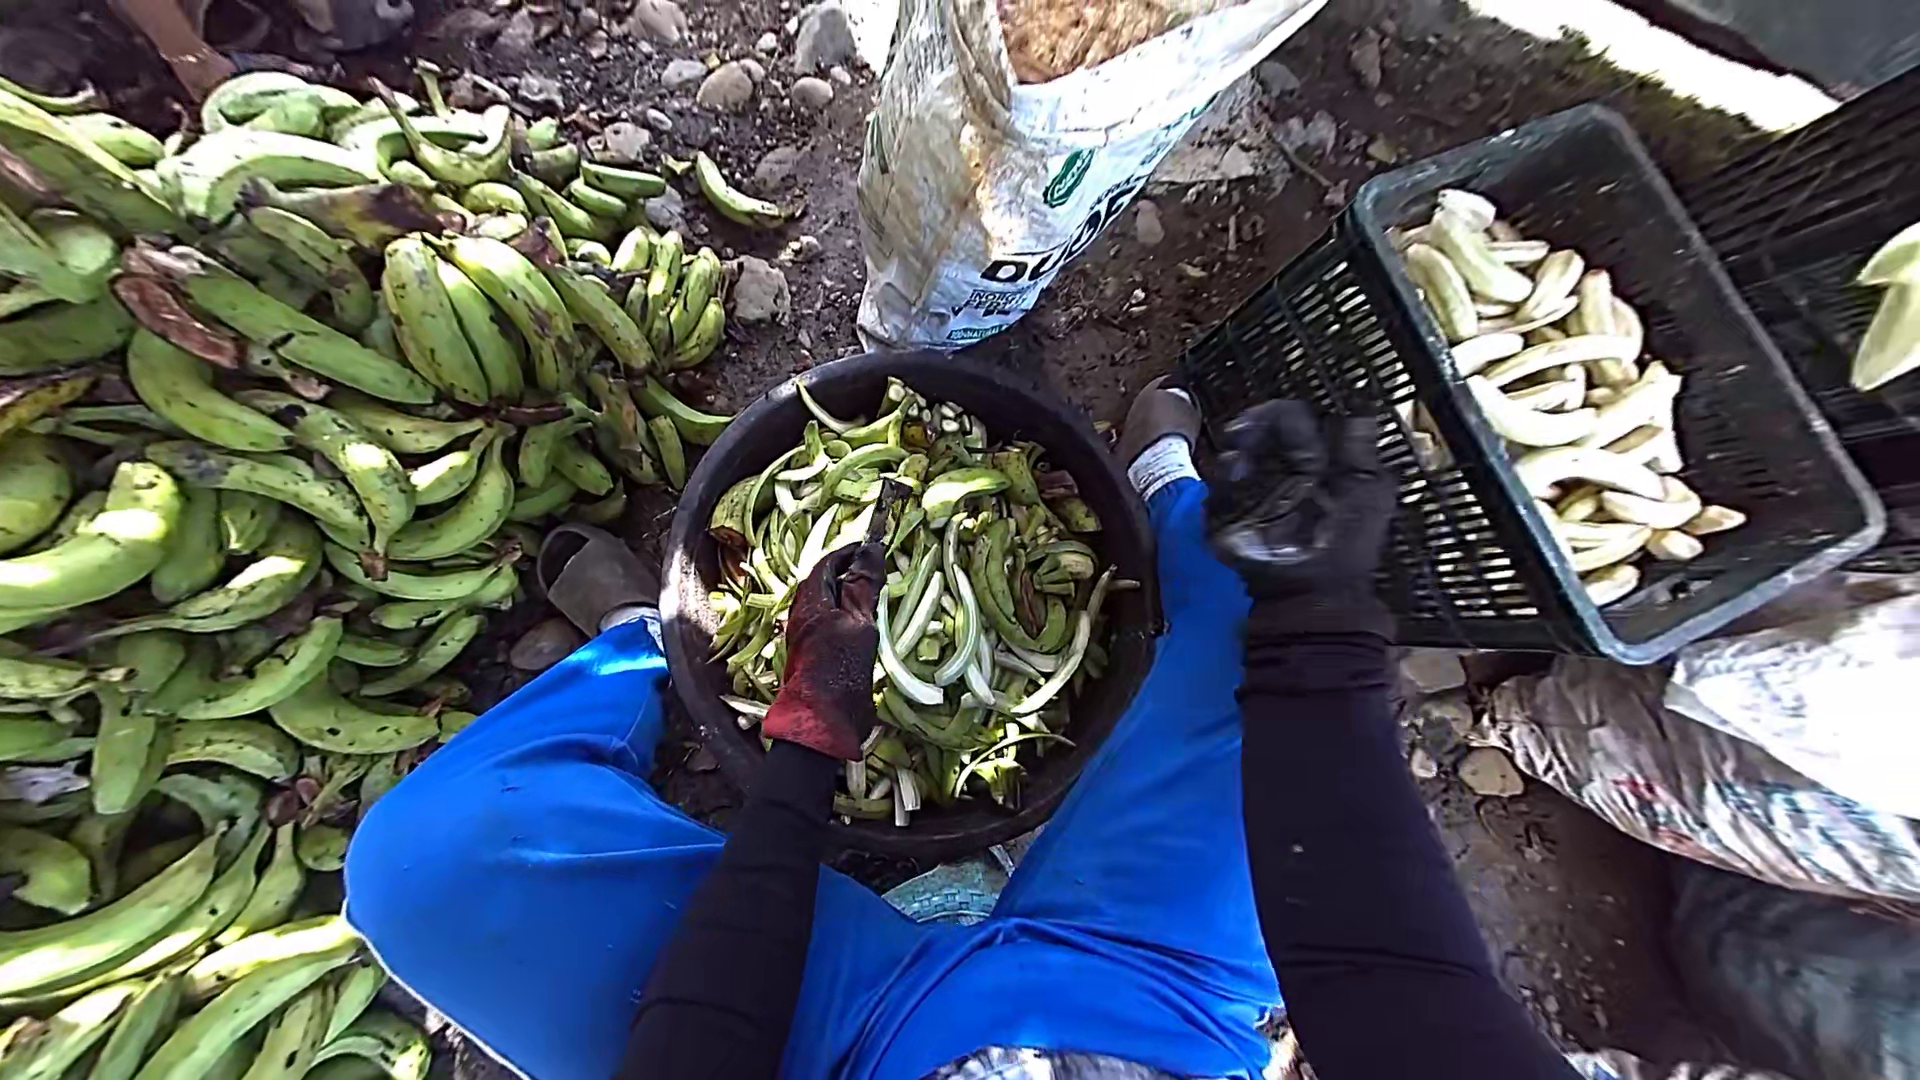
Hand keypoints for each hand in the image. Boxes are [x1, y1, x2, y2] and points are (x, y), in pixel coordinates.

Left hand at [761, 542, 884, 760]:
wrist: (824, 721)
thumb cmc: (839, 669)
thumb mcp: (859, 622)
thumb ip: (863, 587)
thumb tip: (871, 551)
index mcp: (809, 602)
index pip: (827, 563)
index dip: (849, 551)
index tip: (873, 546)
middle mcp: (803, 615)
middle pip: (826, 581)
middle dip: (851, 571)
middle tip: (879, 569)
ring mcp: (808, 635)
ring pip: (829, 602)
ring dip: (851, 592)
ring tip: (877, 592)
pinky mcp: (816, 652)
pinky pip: (832, 621)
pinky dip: (850, 613)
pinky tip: (867, 622)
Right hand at [1207, 400, 1395, 638]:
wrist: (1313, 594)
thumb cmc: (1346, 547)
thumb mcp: (1368, 493)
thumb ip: (1360, 452)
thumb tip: (1358, 410)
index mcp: (1311, 464)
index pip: (1288, 422)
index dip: (1276, 415)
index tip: (1267, 418)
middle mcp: (1276, 475)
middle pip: (1251, 435)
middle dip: (1245, 428)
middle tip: (1240, 433)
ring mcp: (1249, 497)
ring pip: (1227, 460)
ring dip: (1230, 456)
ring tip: (1236, 466)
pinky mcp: (1226, 521)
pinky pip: (1212, 495)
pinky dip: (1218, 487)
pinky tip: (1229, 486)